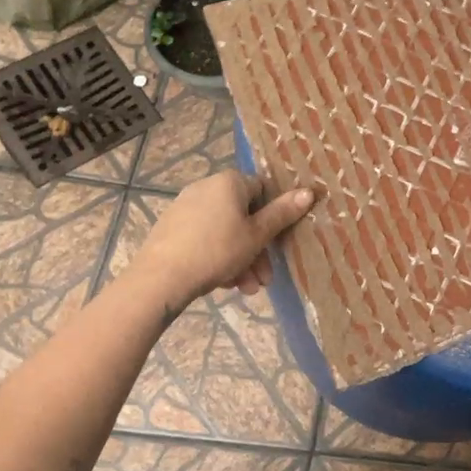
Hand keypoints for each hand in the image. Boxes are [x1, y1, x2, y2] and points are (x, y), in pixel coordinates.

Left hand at [131, 171, 314, 303]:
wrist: (161, 278)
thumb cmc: (217, 250)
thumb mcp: (257, 235)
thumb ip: (283, 214)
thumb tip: (309, 191)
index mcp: (229, 182)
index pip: (263, 190)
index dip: (275, 215)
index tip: (278, 241)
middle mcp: (206, 187)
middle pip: (244, 215)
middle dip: (258, 248)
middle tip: (265, 277)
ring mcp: (186, 208)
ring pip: (225, 231)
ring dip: (242, 259)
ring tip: (247, 288)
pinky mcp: (172, 228)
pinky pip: (206, 238)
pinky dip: (219, 257)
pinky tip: (225, 284)